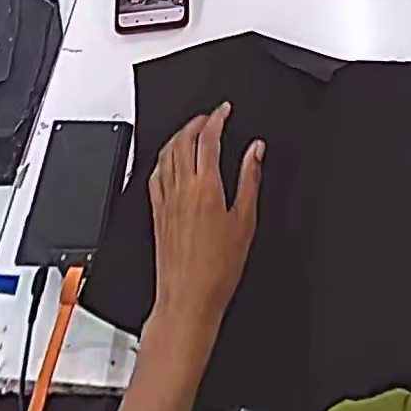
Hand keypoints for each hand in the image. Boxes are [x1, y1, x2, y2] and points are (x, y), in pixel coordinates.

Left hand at [148, 102, 264, 334]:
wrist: (188, 299)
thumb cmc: (218, 268)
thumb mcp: (245, 221)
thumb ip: (249, 179)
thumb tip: (255, 151)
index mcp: (205, 187)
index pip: (208, 138)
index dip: (216, 118)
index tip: (224, 110)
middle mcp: (182, 188)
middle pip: (183, 139)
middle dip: (197, 121)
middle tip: (210, 116)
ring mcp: (166, 199)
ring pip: (167, 153)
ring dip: (179, 134)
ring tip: (192, 129)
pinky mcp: (156, 212)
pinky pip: (155, 174)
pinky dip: (163, 158)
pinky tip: (170, 158)